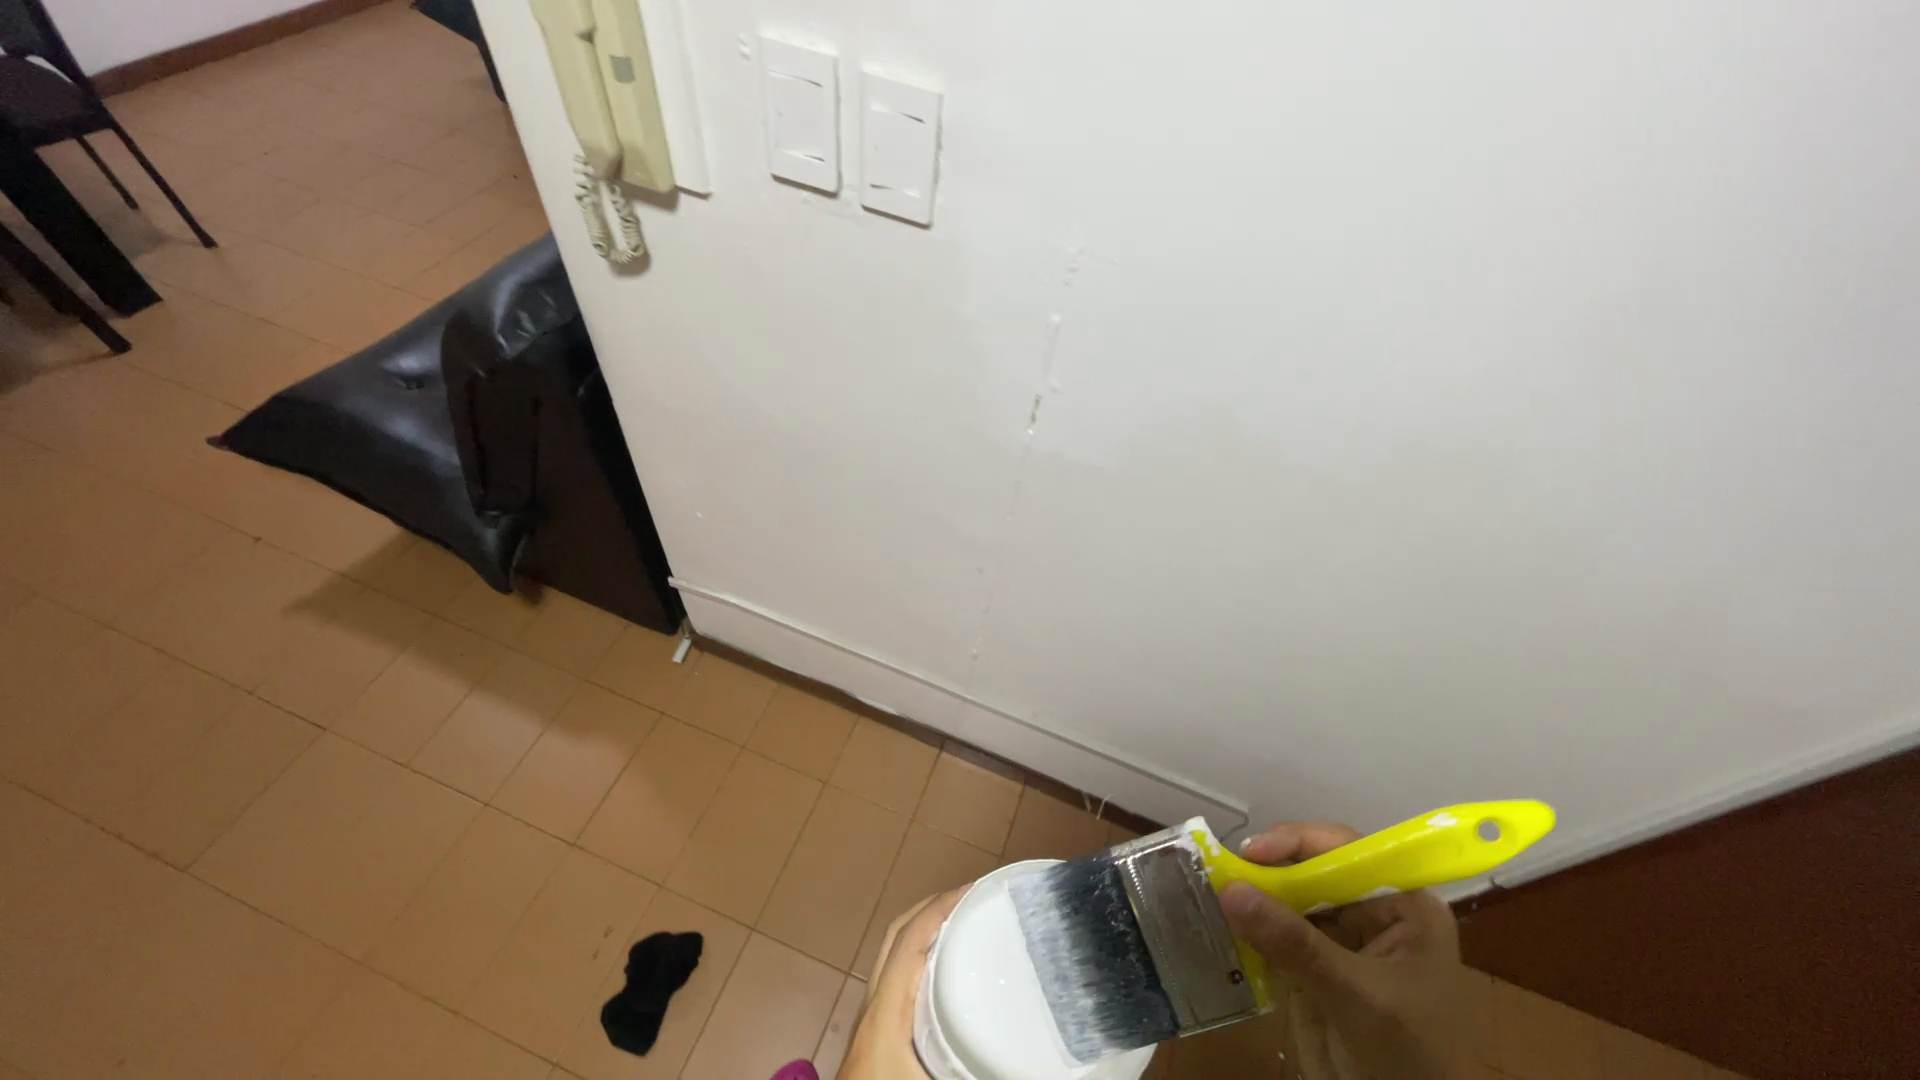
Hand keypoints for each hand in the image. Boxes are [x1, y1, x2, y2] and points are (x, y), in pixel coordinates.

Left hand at [839, 888, 965, 1079]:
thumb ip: (974, 1072)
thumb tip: (1026, 1064)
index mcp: (886, 1013)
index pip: (909, 942)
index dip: (939, 907)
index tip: (974, 890)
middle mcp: (875, 1006)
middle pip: (896, 936)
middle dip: (932, 907)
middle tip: (974, 900)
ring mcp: (872, 1018)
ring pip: (892, 954)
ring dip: (924, 929)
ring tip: (965, 925)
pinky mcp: (876, 1033)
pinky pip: (897, 976)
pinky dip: (921, 957)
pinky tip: (948, 973)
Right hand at [1219, 824, 1467, 1079]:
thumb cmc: (1409, 1057)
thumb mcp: (1357, 997)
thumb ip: (1296, 944)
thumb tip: (1230, 890)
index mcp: (1403, 906)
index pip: (1345, 849)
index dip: (1296, 842)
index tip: (1249, 853)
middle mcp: (1372, 913)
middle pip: (1311, 869)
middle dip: (1266, 869)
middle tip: (1217, 872)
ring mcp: (1342, 942)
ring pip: (1288, 900)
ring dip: (1252, 898)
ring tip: (1208, 892)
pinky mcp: (1315, 970)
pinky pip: (1276, 936)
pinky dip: (1249, 930)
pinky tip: (1220, 925)